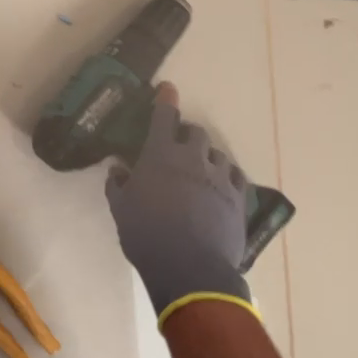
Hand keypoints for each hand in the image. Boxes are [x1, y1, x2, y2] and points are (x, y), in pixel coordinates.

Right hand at [105, 84, 257, 328]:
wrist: (191, 269)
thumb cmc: (147, 235)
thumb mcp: (121, 209)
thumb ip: (118, 184)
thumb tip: (119, 168)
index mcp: (161, 156)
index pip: (164, 118)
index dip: (165, 100)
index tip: (168, 88)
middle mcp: (193, 159)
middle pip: (195, 133)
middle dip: (186, 133)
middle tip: (176, 144)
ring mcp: (220, 179)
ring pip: (218, 154)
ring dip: (206, 155)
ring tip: (198, 167)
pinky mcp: (239, 200)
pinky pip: (236, 177)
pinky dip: (226, 175)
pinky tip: (220, 184)